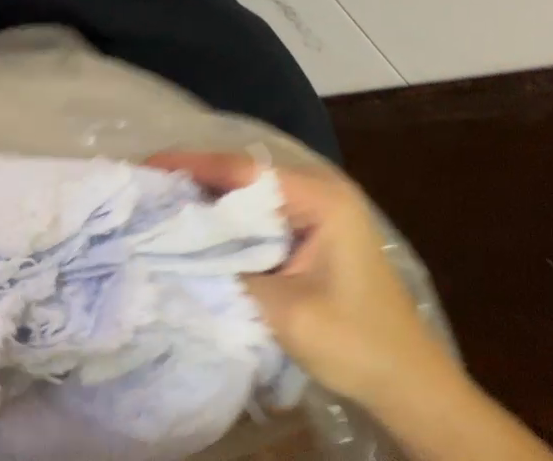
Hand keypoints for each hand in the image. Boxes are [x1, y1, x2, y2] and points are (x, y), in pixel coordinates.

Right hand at [145, 152, 459, 410]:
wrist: (410, 388)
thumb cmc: (354, 344)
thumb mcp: (282, 308)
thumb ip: (225, 267)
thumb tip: (171, 243)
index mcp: (321, 199)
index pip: (242, 170)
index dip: (189, 165)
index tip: (143, 167)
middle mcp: (319, 192)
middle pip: (241, 174)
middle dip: (191, 178)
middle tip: (142, 185)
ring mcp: (317, 212)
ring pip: (246, 194)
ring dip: (205, 199)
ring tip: (156, 201)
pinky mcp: (311, 233)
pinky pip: (256, 213)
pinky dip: (223, 218)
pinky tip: (192, 228)